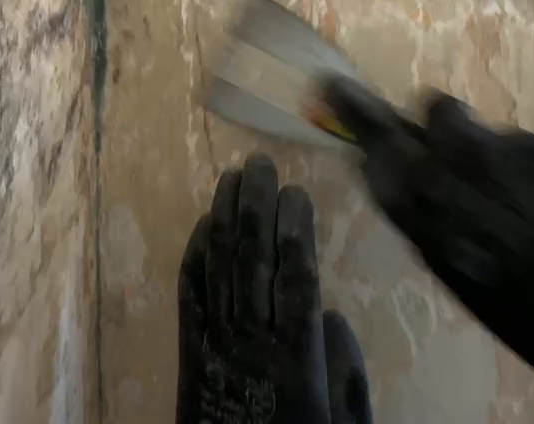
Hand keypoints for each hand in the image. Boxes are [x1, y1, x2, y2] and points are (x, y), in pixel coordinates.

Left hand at [176, 153, 371, 423]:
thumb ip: (346, 371)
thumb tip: (329, 311)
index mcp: (297, 358)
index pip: (296, 275)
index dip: (296, 227)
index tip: (298, 190)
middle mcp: (252, 337)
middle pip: (253, 255)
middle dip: (257, 203)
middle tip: (261, 163)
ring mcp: (215, 337)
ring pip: (219, 261)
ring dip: (225, 213)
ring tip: (232, 175)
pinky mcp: (187, 344)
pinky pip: (189, 288)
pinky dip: (196, 250)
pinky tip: (205, 222)